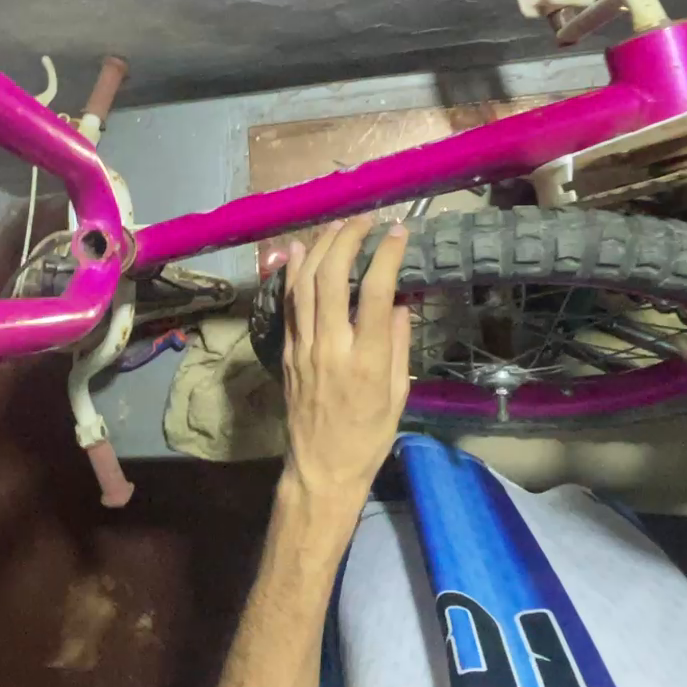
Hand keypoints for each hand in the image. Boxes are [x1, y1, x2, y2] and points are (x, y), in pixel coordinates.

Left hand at [279, 216, 411, 508]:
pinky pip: (288, 303)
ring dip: (318, 248)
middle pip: (331, 277)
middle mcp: (331, 346)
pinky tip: (299, 250)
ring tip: (335, 226)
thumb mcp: (398, 393)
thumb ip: (400, 344)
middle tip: (363, 220)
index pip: (377, 292)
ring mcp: (302, 346)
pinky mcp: (285, 350)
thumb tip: (401, 302)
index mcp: (367, 359)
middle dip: (346, 239)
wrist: (321, 467)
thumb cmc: (369, 435)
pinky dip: (293, 272)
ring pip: (303, 284)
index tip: (398, 230)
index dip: (386, 255)